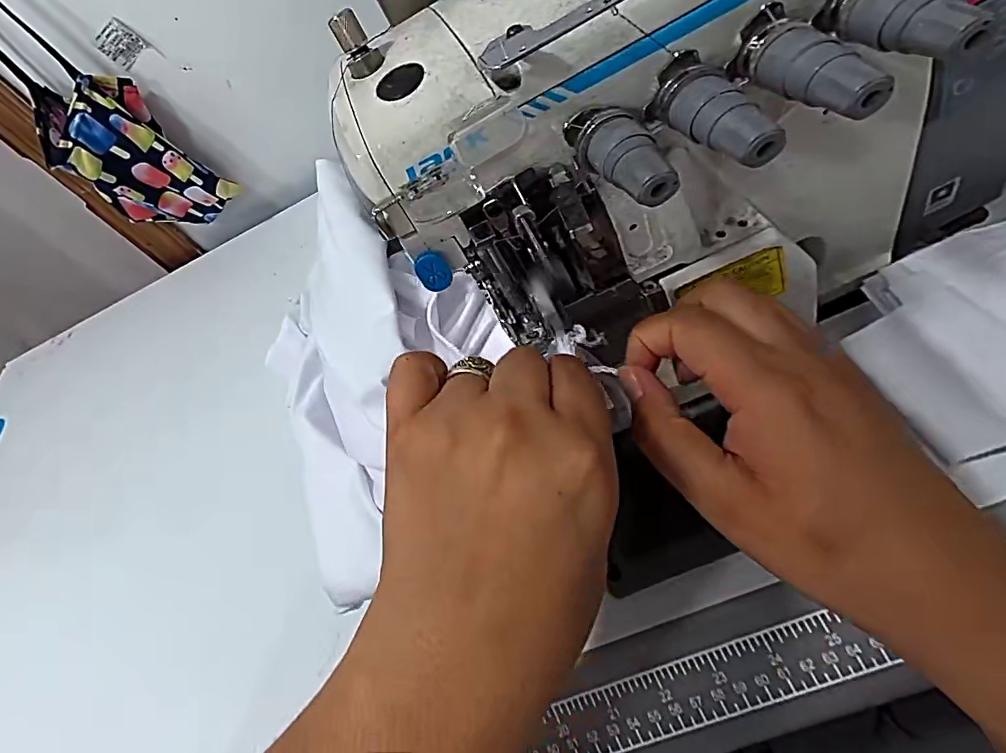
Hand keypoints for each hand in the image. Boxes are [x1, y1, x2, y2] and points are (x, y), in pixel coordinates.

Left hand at [273, 347, 616, 751]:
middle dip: (523, 390)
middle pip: (526, 361)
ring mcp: (461, 422)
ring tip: (469, 444)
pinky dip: (424, 380)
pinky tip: (434, 407)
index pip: (575, 372)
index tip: (553, 400)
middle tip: (512, 427)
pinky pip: (415, 368)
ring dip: (475, 397)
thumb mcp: (595, 528)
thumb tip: (566, 422)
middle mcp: (521, 425)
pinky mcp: (410, 430)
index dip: (564, 388)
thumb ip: (583, 458)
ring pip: (474, 368)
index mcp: (579, 452)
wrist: (458, 645)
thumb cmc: (529, 612)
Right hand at [618, 279, 1005, 635]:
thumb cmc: (835, 546)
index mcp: (768, 387)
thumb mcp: (725, 503)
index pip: (685, 322)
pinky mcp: (844, 374)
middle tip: (661, 368)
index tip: (636, 376)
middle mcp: (801, 359)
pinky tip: (738, 384)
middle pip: (717, 292)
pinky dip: (744, 332)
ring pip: (751, 300)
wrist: (937, 571)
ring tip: (695, 374)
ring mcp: (828, 361)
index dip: (644, 340)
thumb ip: (666, 436)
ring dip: (710, 321)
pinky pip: (781, 323)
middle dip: (673, 320)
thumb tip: (634, 388)